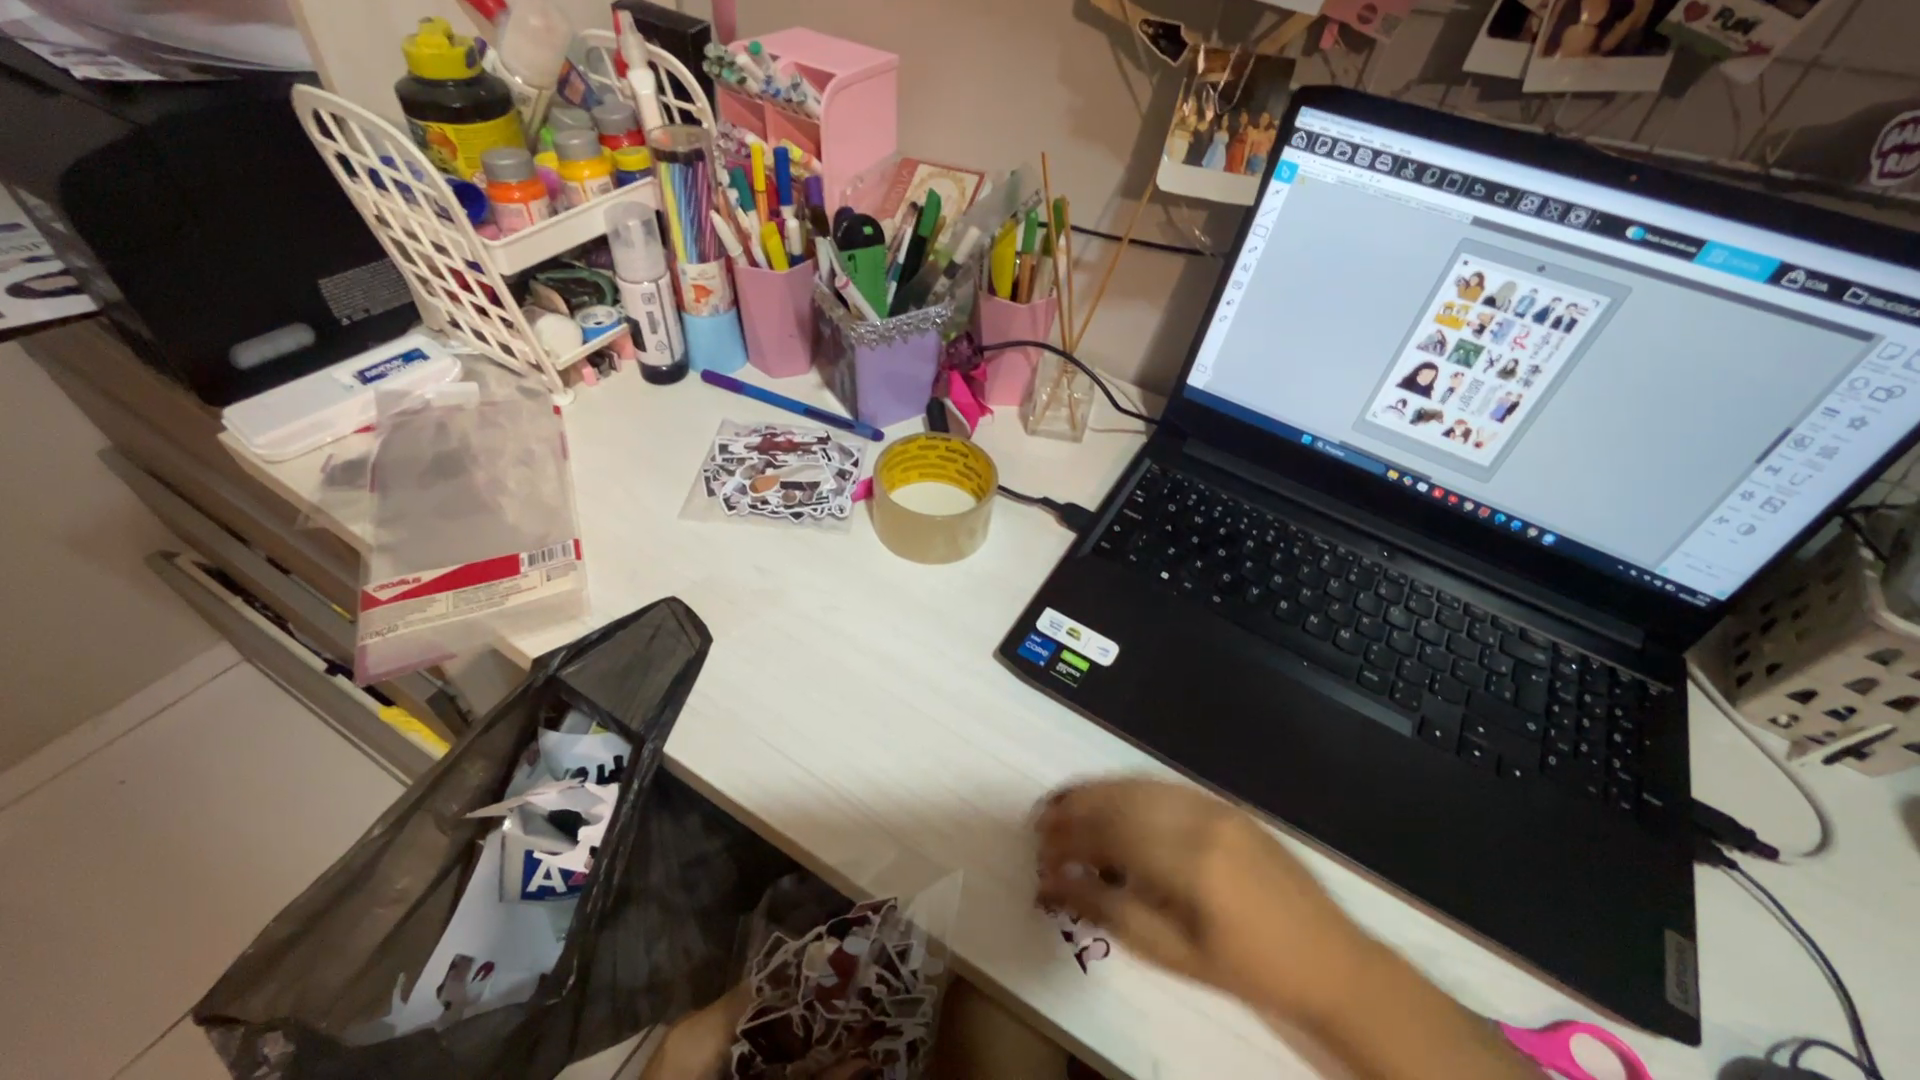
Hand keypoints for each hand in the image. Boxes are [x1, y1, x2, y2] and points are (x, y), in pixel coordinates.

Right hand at [1034, 778, 1362, 1013]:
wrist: (1327, 957)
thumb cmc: (1246, 968)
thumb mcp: (1173, 953)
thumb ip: (1110, 912)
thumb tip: (1056, 883)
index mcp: (1188, 863)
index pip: (1108, 836)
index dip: (1067, 841)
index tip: (1039, 852)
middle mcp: (1199, 821)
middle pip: (1120, 801)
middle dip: (1074, 810)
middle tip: (1042, 824)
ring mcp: (1215, 807)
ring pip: (1140, 786)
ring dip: (1097, 792)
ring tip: (1065, 807)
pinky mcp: (1225, 805)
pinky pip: (1165, 787)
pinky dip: (1129, 789)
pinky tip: (1111, 802)